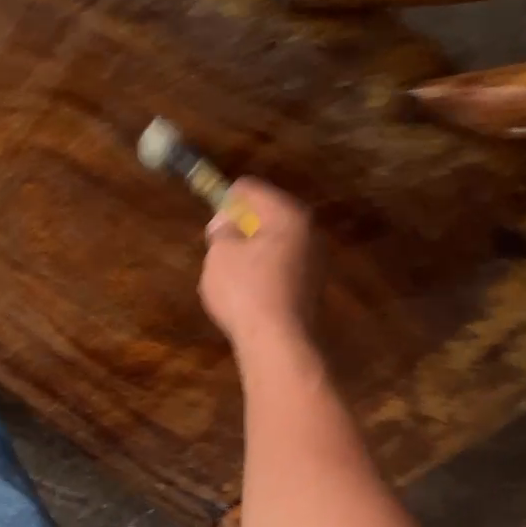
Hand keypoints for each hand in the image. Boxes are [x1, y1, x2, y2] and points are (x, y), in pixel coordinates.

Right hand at [199, 178, 317, 352]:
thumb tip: (226, 221)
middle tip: (218, 237)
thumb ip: (222, 231)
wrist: (278, 336)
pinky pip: (282, 260)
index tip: (210, 205)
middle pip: (270, 213)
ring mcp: (315, 256)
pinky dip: (263, 264)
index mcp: (287, 216)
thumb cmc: (244, 290)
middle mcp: (309, 229)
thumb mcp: (220, 255)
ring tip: (229, 263)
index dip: (228, 195)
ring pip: (277, 238)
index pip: (254, 190)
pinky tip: (247, 283)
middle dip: (243, 222)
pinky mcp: (311, 280)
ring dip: (253, 244)